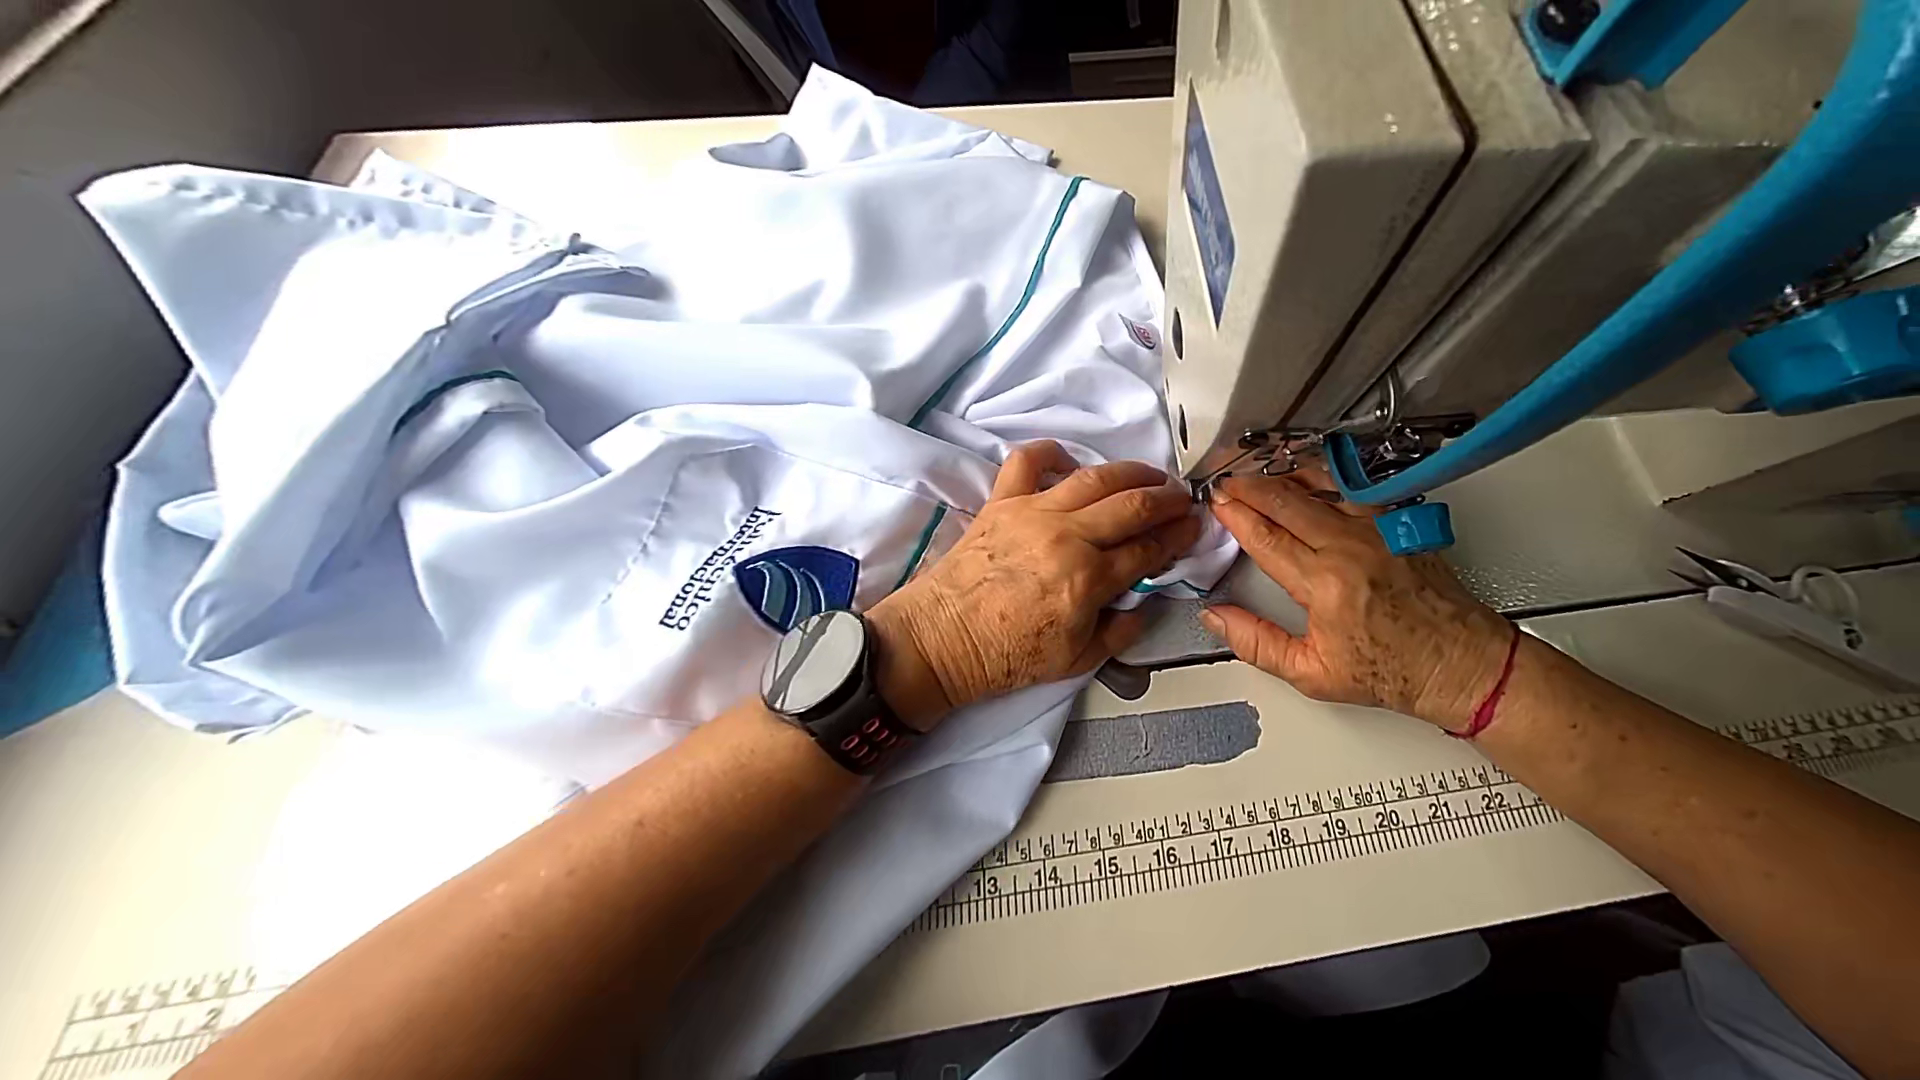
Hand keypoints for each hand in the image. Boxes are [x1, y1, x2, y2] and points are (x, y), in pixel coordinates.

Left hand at [867, 441, 1202, 727]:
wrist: (942, 640)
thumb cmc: (1004, 655)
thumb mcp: (1077, 660)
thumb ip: (1119, 630)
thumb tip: (1140, 603)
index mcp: (1088, 580)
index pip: (1148, 548)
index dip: (1177, 537)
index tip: (1191, 529)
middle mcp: (1066, 538)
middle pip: (1132, 505)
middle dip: (1166, 500)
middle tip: (1179, 500)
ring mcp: (1032, 514)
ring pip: (1093, 478)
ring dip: (1129, 472)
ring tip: (1148, 474)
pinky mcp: (1001, 504)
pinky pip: (1026, 462)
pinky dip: (1049, 452)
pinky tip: (1067, 459)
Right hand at [1199, 467, 1511, 731]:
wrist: (1463, 664)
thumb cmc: (1396, 670)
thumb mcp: (1311, 672)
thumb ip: (1255, 642)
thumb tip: (1217, 618)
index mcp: (1326, 584)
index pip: (1266, 537)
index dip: (1235, 516)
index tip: (1216, 505)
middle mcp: (1352, 548)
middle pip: (1287, 502)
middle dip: (1248, 488)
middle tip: (1226, 486)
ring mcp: (1378, 531)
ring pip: (1320, 486)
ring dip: (1283, 476)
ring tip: (1258, 475)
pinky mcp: (1398, 526)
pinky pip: (1351, 490)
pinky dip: (1322, 478)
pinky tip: (1308, 478)